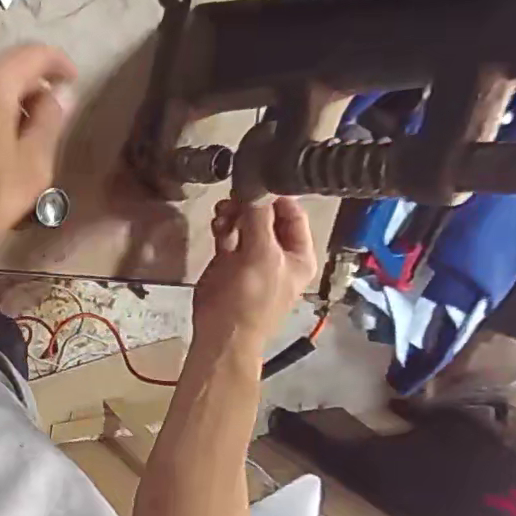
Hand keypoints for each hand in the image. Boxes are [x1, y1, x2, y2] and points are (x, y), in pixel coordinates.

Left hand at [0, 43, 77, 274]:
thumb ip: (51, 120)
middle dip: (28, 88)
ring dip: (3, 100)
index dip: (59, 64)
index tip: (71, 81)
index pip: (35, 54)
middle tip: (46, 120)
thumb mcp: (31, 165)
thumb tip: (60, 94)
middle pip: (5, 68)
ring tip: (16, 136)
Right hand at [192, 197, 319, 363]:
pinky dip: (222, 228)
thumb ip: (258, 219)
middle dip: (249, 206)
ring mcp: (252, 258)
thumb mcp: (260, 255)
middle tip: (232, 198)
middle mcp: (278, 254)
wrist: (222, 334)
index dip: (276, 196)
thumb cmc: (249, 298)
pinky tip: (216, 225)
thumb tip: (256, 186)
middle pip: (266, 217)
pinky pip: (228, 237)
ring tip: (221, 213)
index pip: (293, 214)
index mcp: (299, 255)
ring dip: (233, 215)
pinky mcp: (228, 264)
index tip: (254, 181)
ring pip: (244, 225)